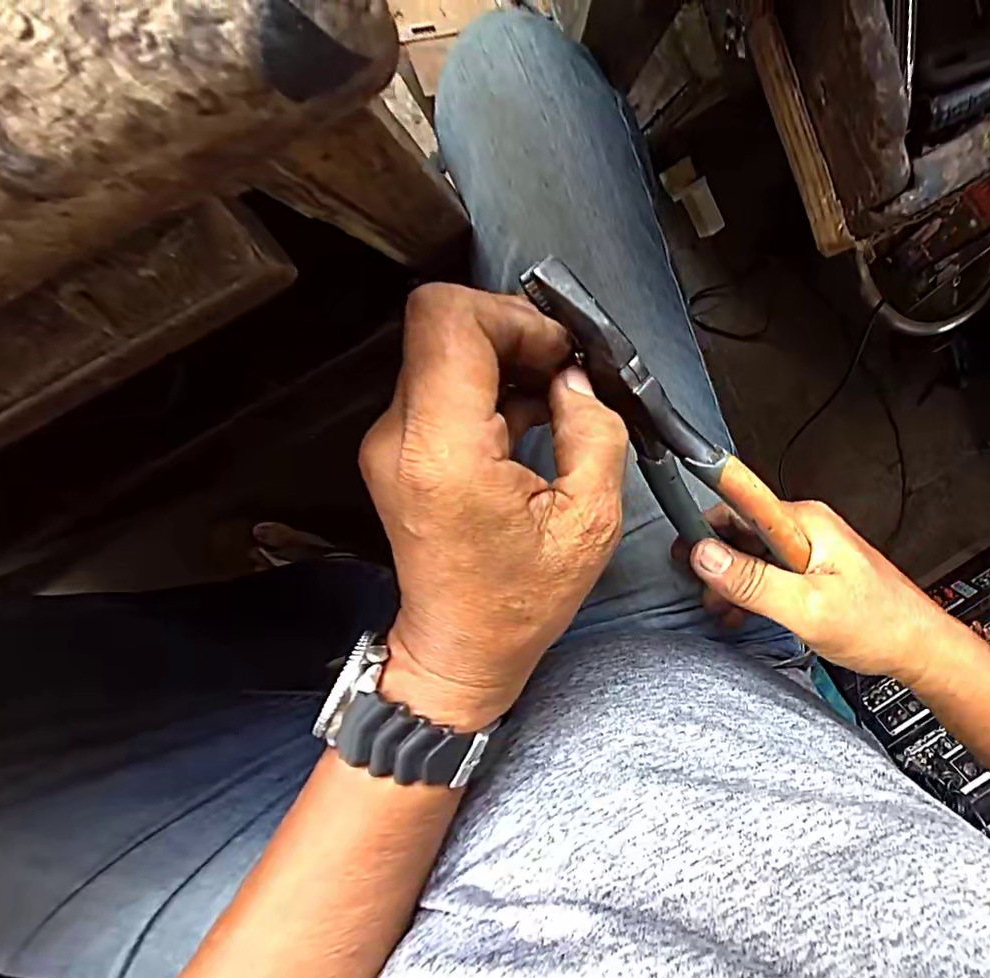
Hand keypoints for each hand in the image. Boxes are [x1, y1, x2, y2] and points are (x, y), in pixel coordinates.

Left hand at [360, 284, 629, 729]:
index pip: (449, 320)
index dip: (514, 318)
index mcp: (445, 450)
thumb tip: (577, 382)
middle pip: (444, 326)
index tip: (562, 355)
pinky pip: (447, 387)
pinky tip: (535, 418)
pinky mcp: (404, 449)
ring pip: (445, 351)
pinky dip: (495, 387)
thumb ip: (594, 435)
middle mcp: (403, 435)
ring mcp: (395, 441)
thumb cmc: (524, 598)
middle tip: (568, 372)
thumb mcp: (591, 521)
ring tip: (558, 398)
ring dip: (509, 360)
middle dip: (516, 333)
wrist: (461, 647)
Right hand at [683, 499, 972, 684]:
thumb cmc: (878, 624)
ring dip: (731, 579)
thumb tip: (705, 556)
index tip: (671, 497)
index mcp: (805, 523)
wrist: (916, 645)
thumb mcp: (807, 608)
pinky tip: (743, 611)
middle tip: (697, 588)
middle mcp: (806, 527)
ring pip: (751, 552)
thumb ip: (753, 581)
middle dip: (712, 557)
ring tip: (722, 609)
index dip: (703, 500)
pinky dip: (750, 588)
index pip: (740, 497)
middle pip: (740, 527)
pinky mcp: (812, 567)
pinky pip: (769, 568)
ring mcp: (809, 547)